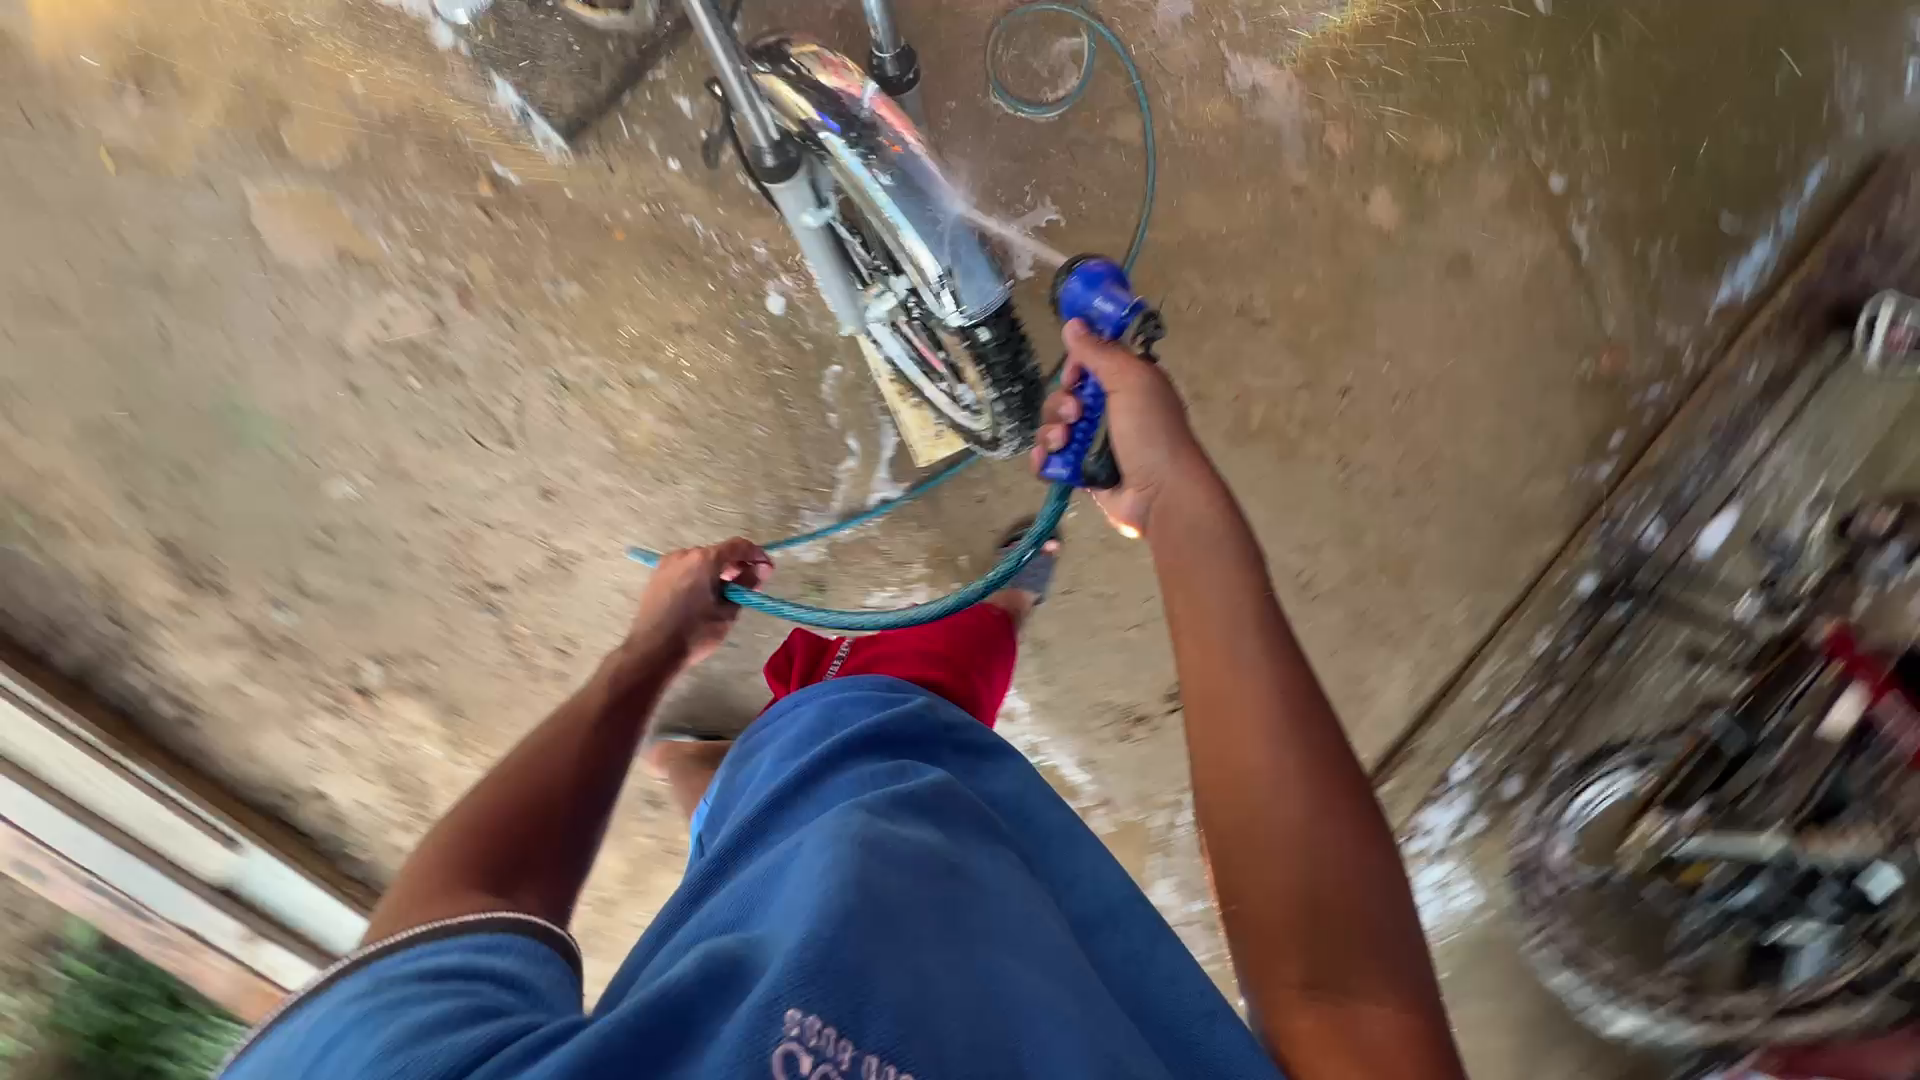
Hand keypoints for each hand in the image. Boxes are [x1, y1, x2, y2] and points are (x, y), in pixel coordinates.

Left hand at [627, 538, 771, 668]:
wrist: (652, 651)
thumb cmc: (695, 633)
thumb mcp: (728, 611)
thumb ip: (746, 585)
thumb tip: (761, 569)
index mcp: (704, 560)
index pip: (738, 546)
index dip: (757, 555)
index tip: (767, 570)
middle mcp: (685, 555)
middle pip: (719, 552)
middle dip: (737, 566)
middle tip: (749, 586)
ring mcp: (668, 564)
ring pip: (702, 561)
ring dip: (718, 571)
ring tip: (726, 594)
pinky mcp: (657, 576)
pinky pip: (687, 569)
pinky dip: (701, 576)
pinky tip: (705, 596)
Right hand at [1030, 319, 1207, 536]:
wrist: (1159, 495)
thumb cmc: (1151, 433)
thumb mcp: (1131, 381)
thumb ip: (1100, 352)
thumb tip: (1073, 322)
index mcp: (1126, 384)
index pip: (1087, 365)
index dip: (1075, 367)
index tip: (1076, 377)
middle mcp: (1109, 412)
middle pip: (1064, 396)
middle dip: (1060, 404)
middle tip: (1077, 416)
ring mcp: (1093, 444)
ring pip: (1053, 427)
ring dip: (1051, 432)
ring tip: (1065, 443)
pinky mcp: (1080, 472)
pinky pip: (1049, 459)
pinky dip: (1043, 459)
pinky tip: (1047, 460)